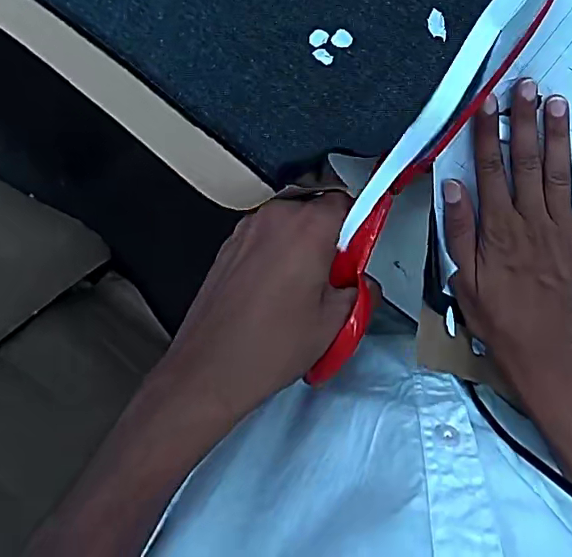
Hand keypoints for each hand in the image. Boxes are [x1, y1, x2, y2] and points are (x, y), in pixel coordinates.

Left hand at [151, 190, 374, 424]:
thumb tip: (363, 280)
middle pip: (316, 209)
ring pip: (290, 222)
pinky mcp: (230, 243)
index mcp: (308, 227)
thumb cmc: (266, 347)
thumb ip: (359, 289)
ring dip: (302, 244)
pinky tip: (276, 292)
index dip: (359, 222)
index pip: (347, 201)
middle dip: (330, 236)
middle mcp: (277, 217)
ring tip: (303, 289)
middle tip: (335, 274)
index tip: (362, 241)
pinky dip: (277, 252)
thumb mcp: (334, 323)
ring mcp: (249, 228)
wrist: (209, 370)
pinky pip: (265, 236)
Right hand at [442, 78, 571, 400]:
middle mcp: (532, 223)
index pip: (490, 171)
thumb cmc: (500, 319)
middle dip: (525, 121)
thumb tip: (454, 187)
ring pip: (558, 175)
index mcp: (499, 230)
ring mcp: (564, 232)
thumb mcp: (465, 280)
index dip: (487, 134)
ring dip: (558, 137)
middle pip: (526, 162)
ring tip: (558, 103)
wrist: (546, 357)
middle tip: (527, 88)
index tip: (487, 104)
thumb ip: (460, 231)